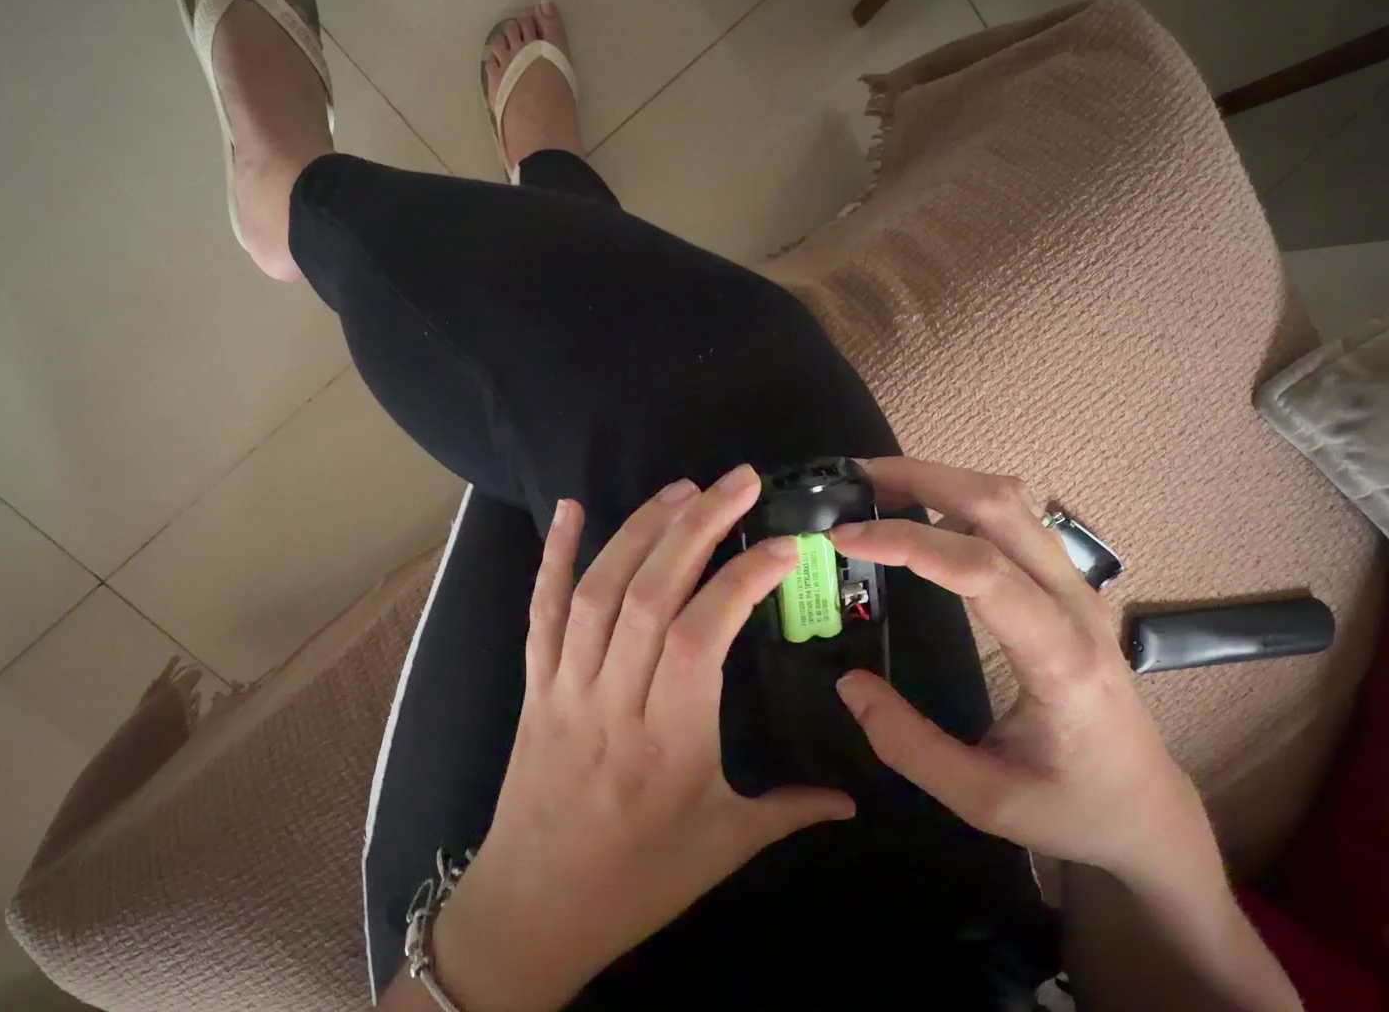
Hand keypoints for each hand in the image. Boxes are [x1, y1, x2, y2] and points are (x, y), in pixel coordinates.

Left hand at [430, 465, 855, 1011]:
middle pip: (651, 594)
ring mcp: (565, 686)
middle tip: (737, 480)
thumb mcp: (724, 847)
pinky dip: (553, 555)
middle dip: (696, 527)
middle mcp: (614, 700)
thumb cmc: (637, 880)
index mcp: (669, 739)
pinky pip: (539, 612)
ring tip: (683, 489)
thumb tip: (855, 799)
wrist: (533, 909)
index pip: (703, 635)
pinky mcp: (533, 686)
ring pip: (598, 591)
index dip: (743, 579)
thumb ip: (791, 811)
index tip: (785, 546)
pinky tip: (569, 508)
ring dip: (639, 529)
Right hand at [829, 457, 1210, 880]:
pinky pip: (1020, 521)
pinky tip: (925, 520)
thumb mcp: (982, 800)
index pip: (980, 570)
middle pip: (1001, 505)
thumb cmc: (1072, 809)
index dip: (907, 541)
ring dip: (943, 482)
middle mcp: (1078, 605)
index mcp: (1060, 658)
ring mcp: (1082, 590)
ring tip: (878, 491)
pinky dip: (965, 501)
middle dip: (922, 478)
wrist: (1150, 810)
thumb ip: (908, 745)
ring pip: (1013, 502)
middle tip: (853, 482)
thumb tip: (847, 682)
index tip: (844, 537)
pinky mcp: (1073, 589)